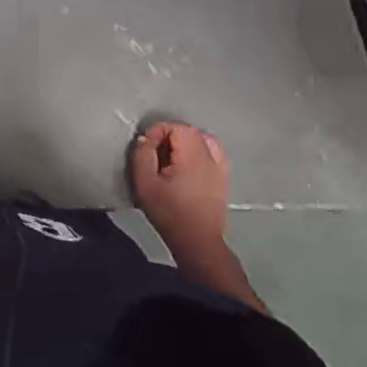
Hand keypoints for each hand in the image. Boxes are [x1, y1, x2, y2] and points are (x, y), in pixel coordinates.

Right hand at [128, 122, 229, 249]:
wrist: (196, 238)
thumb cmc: (168, 211)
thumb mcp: (145, 183)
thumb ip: (143, 155)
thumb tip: (145, 139)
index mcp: (192, 157)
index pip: (178, 128)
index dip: (158, 131)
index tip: (146, 147)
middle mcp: (211, 157)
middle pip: (192, 131)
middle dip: (171, 135)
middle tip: (156, 151)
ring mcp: (221, 167)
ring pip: (206, 140)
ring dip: (187, 142)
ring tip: (172, 156)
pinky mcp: (223, 177)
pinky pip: (214, 153)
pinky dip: (201, 151)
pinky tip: (188, 165)